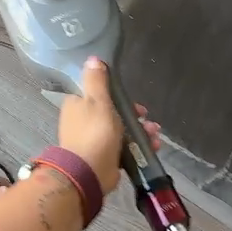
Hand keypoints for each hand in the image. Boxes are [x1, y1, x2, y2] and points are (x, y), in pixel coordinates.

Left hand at [57, 57, 162, 192]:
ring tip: (154, 135)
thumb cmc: (94, 132)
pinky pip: (124, 147)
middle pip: (113, 112)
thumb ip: (97, 80)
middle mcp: (83, 122)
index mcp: (77, 105)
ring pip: (121, 130)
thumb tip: (92, 58)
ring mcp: (94, 140)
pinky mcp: (105, 156)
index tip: (131, 99)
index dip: (116, 95)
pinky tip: (152, 146)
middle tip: (146, 118)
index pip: (97, 94)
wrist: (89, 172)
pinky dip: (138, 145)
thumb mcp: (97, 100)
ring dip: (140, 130)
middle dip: (134, 115)